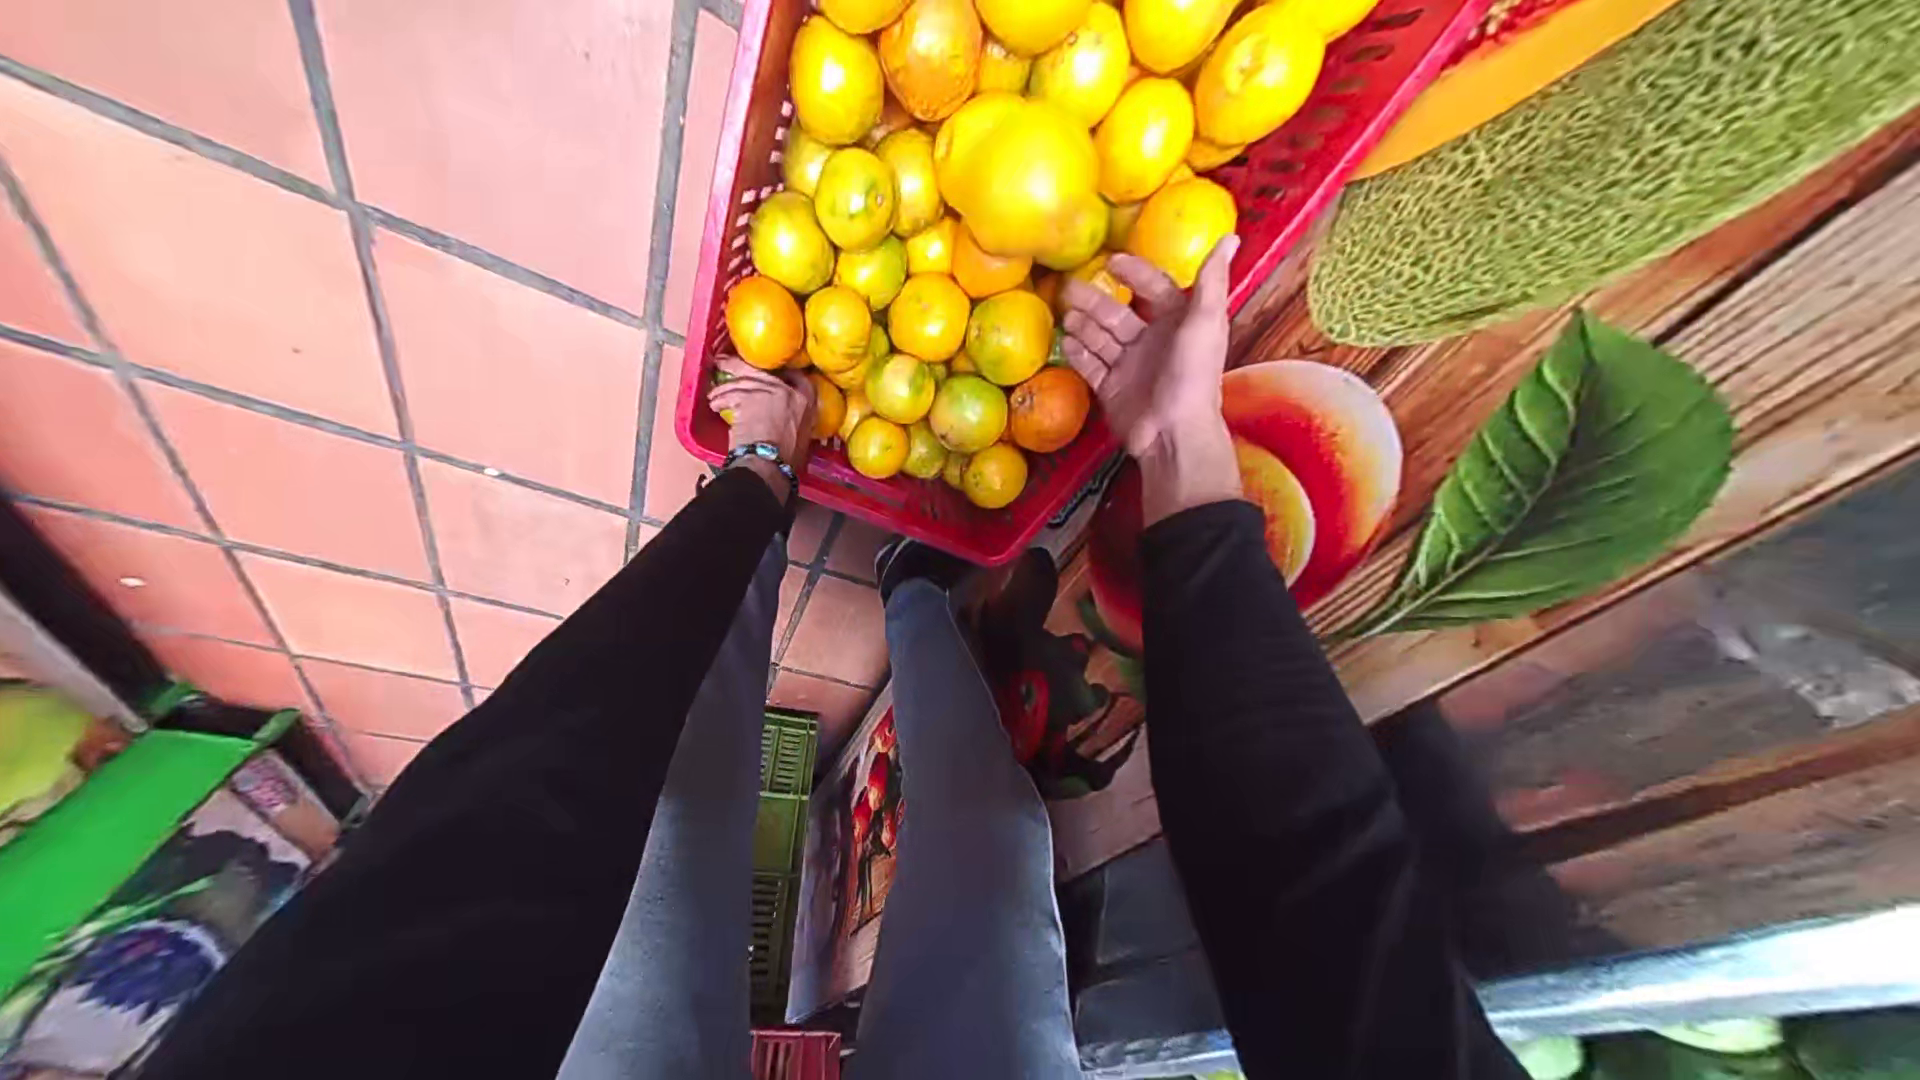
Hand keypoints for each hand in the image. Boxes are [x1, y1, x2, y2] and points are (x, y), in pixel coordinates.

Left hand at [707, 357, 815, 499]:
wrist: (771, 464)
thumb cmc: (787, 458)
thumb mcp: (802, 434)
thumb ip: (794, 419)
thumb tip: (784, 418)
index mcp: (807, 400)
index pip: (796, 376)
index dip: (779, 373)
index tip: (766, 373)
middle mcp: (788, 390)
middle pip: (761, 372)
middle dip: (740, 367)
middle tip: (725, 364)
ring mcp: (767, 391)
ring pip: (741, 381)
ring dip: (724, 388)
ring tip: (714, 397)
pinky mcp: (746, 397)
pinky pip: (729, 393)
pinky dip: (719, 400)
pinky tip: (714, 405)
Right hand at [1060, 236, 1243, 523]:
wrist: (1172, 431)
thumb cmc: (1192, 376)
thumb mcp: (1205, 323)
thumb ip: (1211, 281)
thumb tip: (1230, 237)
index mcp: (1177, 323)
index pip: (1154, 290)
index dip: (1136, 274)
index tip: (1112, 261)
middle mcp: (1151, 342)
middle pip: (1118, 314)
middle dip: (1095, 301)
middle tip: (1069, 288)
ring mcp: (1129, 367)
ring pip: (1101, 339)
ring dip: (1083, 324)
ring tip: (1065, 313)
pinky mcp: (1112, 389)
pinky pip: (1091, 367)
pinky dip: (1078, 354)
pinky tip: (1064, 340)